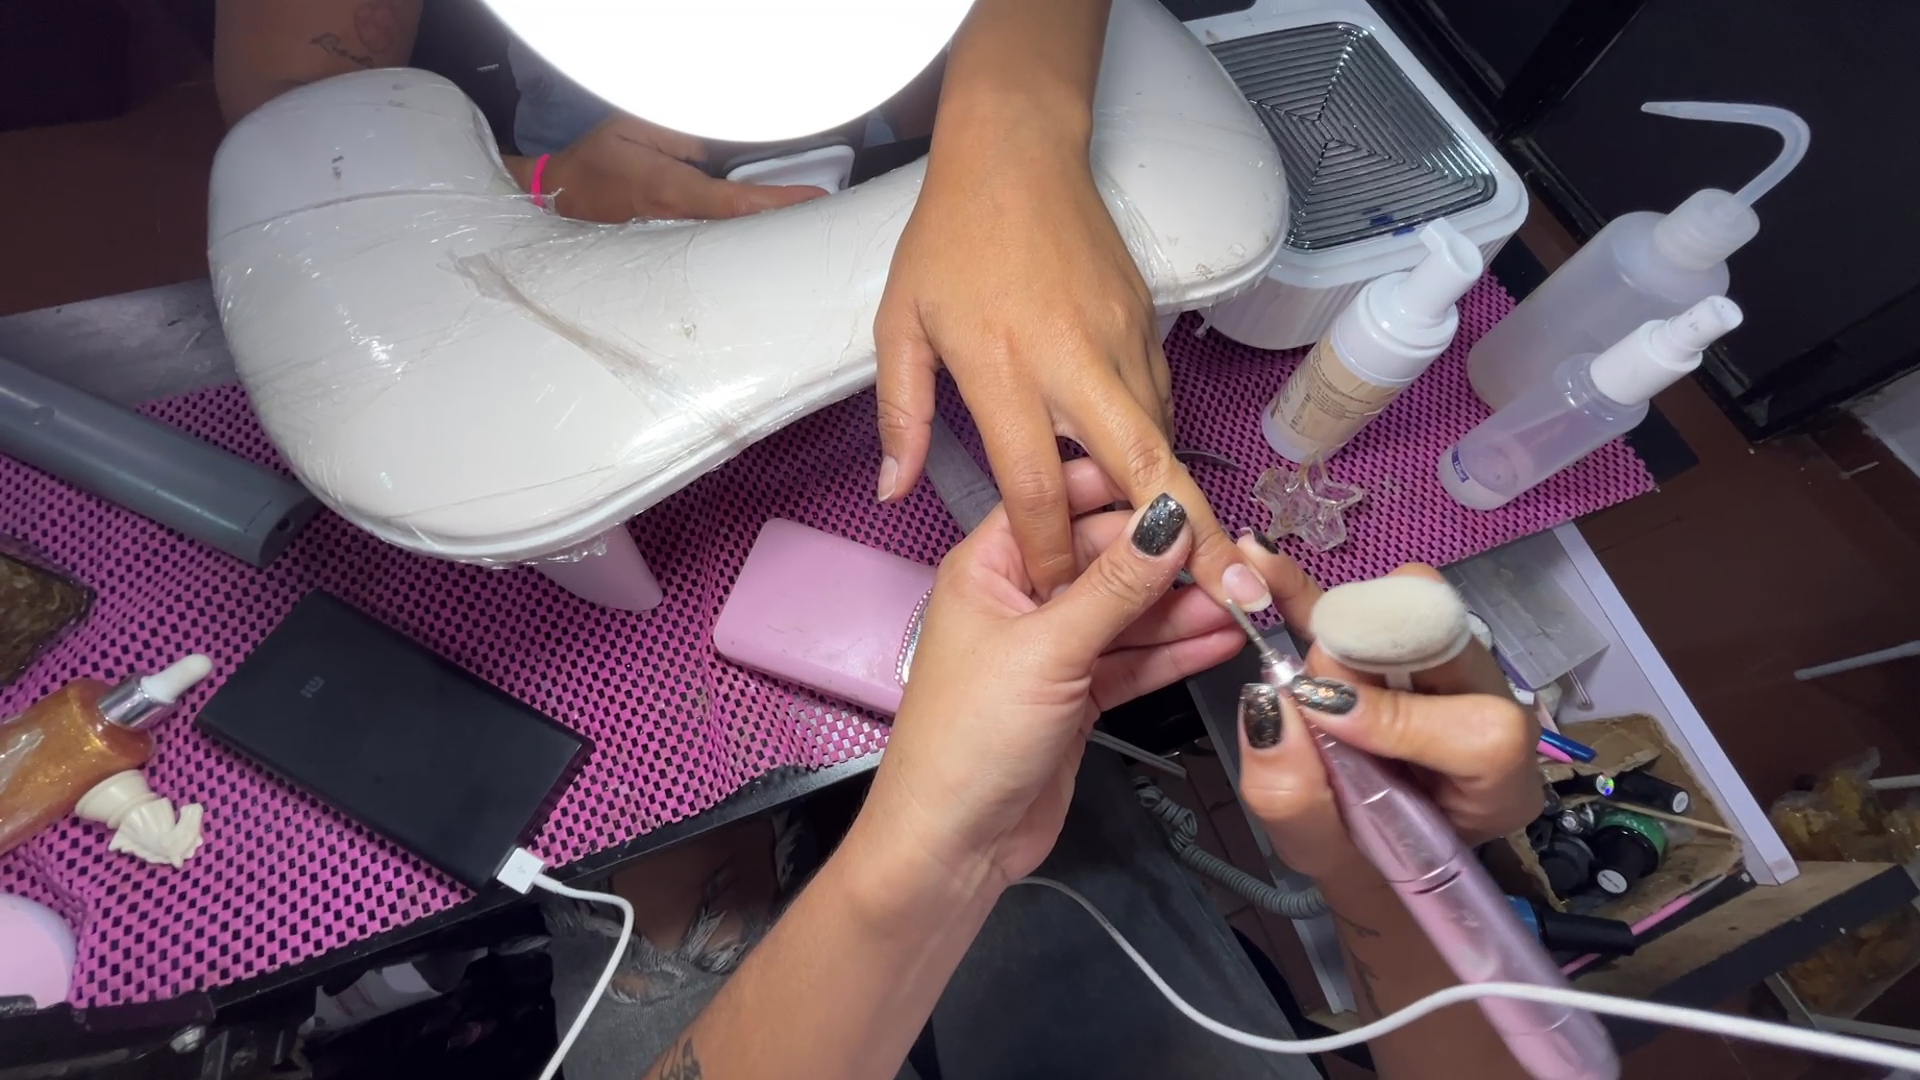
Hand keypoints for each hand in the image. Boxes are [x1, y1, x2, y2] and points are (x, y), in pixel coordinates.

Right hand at [529, 114, 825, 223]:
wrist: (570, 196)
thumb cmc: (598, 160)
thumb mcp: (632, 129)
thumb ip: (679, 137)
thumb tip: (718, 148)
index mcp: (675, 190)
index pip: (738, 201)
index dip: (779, 202)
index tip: (814, 200)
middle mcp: (687, 219)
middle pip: (750, 226)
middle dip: (789, 220)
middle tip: (830, 214)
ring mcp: (688, 232)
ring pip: (741, 233)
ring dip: (776, 225)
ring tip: (813, 217)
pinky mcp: (685, 235)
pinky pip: (728, 232)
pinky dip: (756, 226)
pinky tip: (777, 224)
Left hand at [862, 465, 1280, 894]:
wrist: (955, 844)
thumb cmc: (977, 729)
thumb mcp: (1047, 648)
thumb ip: (1114, 585)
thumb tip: (1169, 519)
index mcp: (990, 565)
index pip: (1057, 503)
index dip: (1117, 493)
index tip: (1182, 493)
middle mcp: (1020, 596)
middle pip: (1101, 560)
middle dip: (1162, 562)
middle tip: (1232, 563)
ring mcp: (1051, 647)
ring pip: (1123, 615)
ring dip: (1178, 612)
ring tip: (1242, 606)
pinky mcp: (1077, 693)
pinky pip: (1129, 661)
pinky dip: (1170, 655)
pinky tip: (1220, 643)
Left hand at [872, 122, 1270, 612]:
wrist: (1016, 153)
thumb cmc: (950, 242)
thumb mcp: (900, 326)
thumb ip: (901, 415)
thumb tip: (894, 488)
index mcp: (1004, 370)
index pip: (1036, 486)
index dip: (1051, 553)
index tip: (1057, 595)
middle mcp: (1075, 364)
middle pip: (1142, 467)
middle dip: (1184, 540)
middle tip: (1225, 593)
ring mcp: (1123, 343)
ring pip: (1162, 440)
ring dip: (1176, 503)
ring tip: (1195, 559)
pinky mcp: (1149, 329)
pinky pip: (1161, 407)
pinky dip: (1161, 453)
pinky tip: (1152, 483)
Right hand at [1230, 555, 1541, 887]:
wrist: (1368, 850)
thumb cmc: (1353, 860)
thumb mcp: (1318, 851)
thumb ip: (1292, 793)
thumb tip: (1267, 703)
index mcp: (1496, 785)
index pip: (1482, 733)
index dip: (1397, 717)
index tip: (1320, 713)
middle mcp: (1489, 711)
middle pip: (1442, 649)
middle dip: (1353, 659)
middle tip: (1303, 691)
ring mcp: (1449, 667)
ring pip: (1406, 610)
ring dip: (1332, 623)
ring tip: (1280, 640)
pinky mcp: (1400, 641)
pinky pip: (1364, 597)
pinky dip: (1308, 585)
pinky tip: (1261, 557)